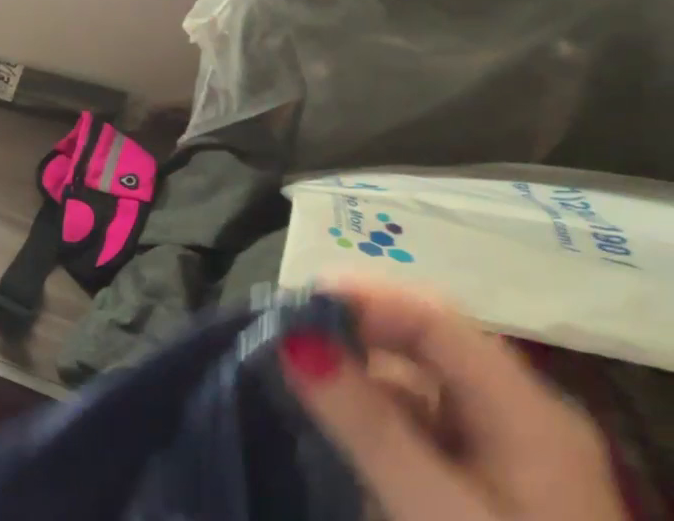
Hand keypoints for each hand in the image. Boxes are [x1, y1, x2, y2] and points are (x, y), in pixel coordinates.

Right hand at [281, 278, 626, 520]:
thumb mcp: (431, 510)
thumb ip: (364, 422)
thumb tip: (292, 335)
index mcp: (528, 414)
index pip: (434, 319)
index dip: (360, 302)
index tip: (283, 308)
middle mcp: (516, 418)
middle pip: (422, 344)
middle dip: (346, 333)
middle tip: (273, 339)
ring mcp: (498, 453)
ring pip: (410, 382)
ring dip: (347, 372)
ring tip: (284, 376)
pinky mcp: (473, 483)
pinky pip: (409, 421)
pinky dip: (361, 411)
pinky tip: (323, 422)